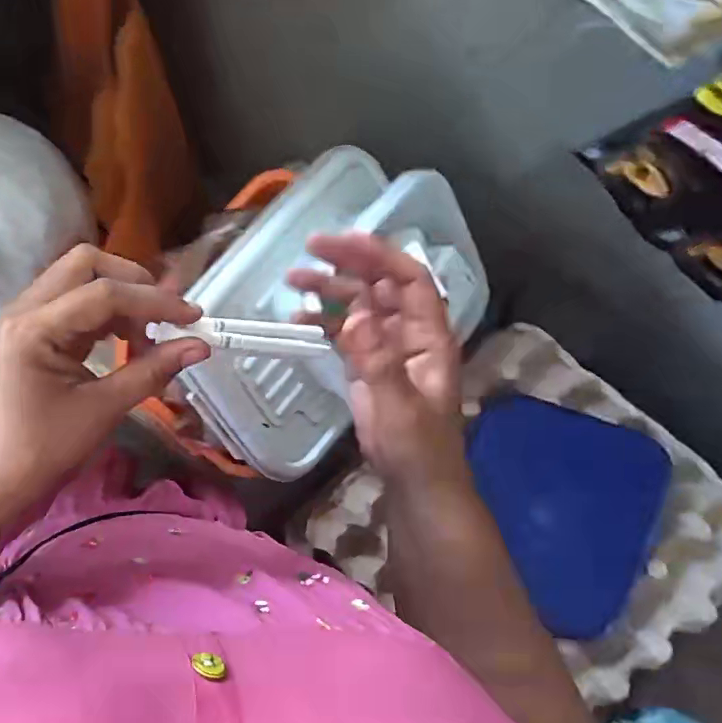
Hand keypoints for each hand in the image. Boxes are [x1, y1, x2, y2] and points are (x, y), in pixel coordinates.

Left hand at [0, 244, 211, 498]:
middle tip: (165, 315)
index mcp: (34, 328)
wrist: (5, 476)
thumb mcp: (104, 408)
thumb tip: (200, 345)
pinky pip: (74, 300)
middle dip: (133, 282)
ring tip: (148, 334)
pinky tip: (127, 338)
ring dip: (120, 295)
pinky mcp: (32, 327)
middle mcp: (24, 309)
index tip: (192, 317)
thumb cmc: (49, 449)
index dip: (154, 301)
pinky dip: (105, 311)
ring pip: (80, 276)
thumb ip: (152, 370)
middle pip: (86, 264)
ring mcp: (24, 316)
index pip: (103, 293)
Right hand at [287, 233, 467, 485]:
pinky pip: (344, 332)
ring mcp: (386, 348)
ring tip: (293, 279)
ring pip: (358, 305)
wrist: (416, 480)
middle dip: (347, 263)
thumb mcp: (399, 405)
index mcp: (429, 337)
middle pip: (379, 285)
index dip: (380, 256)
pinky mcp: (367, 364)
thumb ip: (378, 361)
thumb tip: (354, 316)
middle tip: (309, 249)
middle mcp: (409, 333)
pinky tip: (297, 320)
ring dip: (329, 290)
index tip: (344, 242)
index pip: (409, 281)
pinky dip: (323, 322)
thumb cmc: (417, 446)